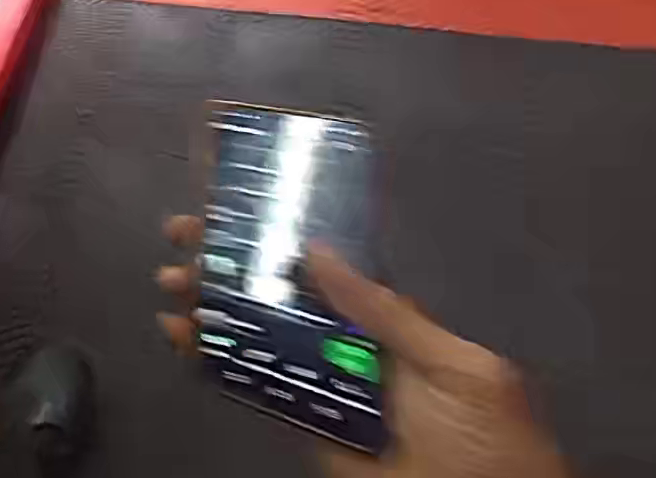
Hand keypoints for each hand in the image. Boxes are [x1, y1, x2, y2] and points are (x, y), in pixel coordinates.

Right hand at [157, 217, 570, 477]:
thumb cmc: (485, 445)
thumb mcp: (463, 373)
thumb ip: (391, 312)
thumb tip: (316, 248)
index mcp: (373, 317)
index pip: (307, 260)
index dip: (262, 231)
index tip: (220, 209)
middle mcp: (333, 335)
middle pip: (263, 285)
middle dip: (217, 256)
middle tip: (177, 237)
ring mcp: (308, 373)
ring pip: (242, 322)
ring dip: (201, 296)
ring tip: (169, 285)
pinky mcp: (288, 411)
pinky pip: (238, 374)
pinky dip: (202, 350)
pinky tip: (176, 332)